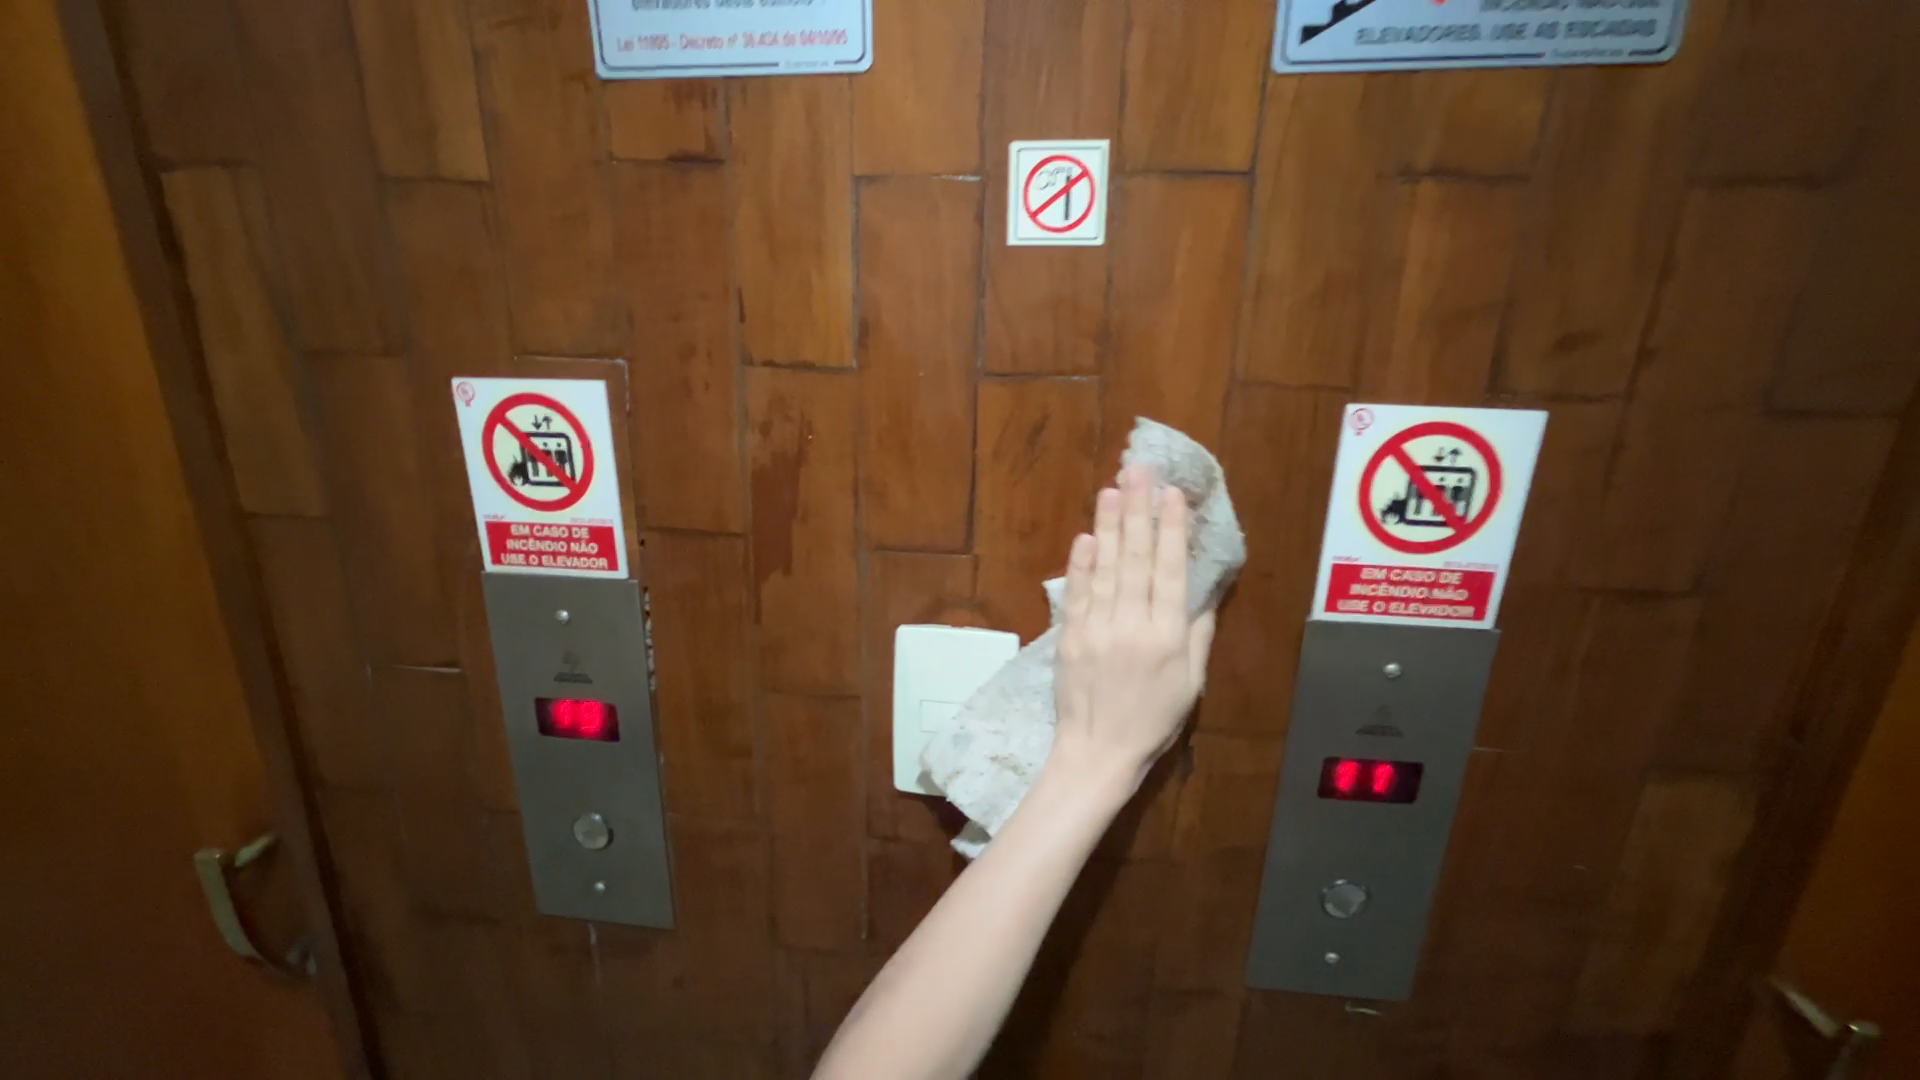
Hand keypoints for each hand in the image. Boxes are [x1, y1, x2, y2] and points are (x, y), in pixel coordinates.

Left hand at [1051, 465, 1216, 792]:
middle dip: (1137, 511)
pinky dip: (1080, 564)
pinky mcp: (1069, 637)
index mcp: (1168, 636)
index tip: (1171, 494)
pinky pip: (1076, 594)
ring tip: (1112, 489)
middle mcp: (1132, 625)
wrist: (1098, 751)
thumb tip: (1202, 592)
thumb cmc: (1152, 720)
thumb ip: (1198, 635)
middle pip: (1136, 559)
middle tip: (1138, 471)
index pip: (1171, 571)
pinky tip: (1085, 536)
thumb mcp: (1191, 683)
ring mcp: (1097, 629)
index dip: (1171, 529)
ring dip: (1108, 526)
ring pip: (1106, 568)